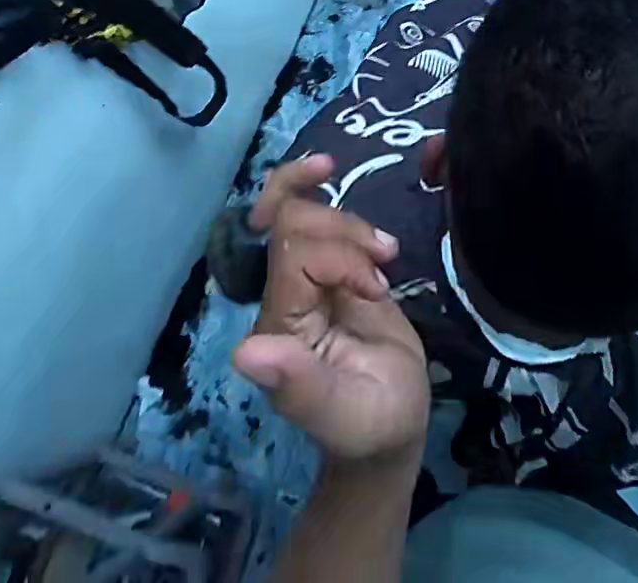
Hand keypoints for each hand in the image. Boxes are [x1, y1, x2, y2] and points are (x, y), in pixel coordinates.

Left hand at [233, 156, 429, 466]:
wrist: (392, 423)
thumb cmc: (363, 424)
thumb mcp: (336, 412)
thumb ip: (297, 384)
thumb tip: (246, 353)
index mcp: (279, 325)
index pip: (295, 255)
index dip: (341, 258)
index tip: (379, 292)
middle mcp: (284, 294)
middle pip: (289, 220)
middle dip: (340, 225)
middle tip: (384, 252)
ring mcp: (309, 279)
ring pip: (306, 213)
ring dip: (352, 224)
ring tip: (388, 255)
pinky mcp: (334, 272)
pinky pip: (327, 225)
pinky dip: (351, 218)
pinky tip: (384, 248)